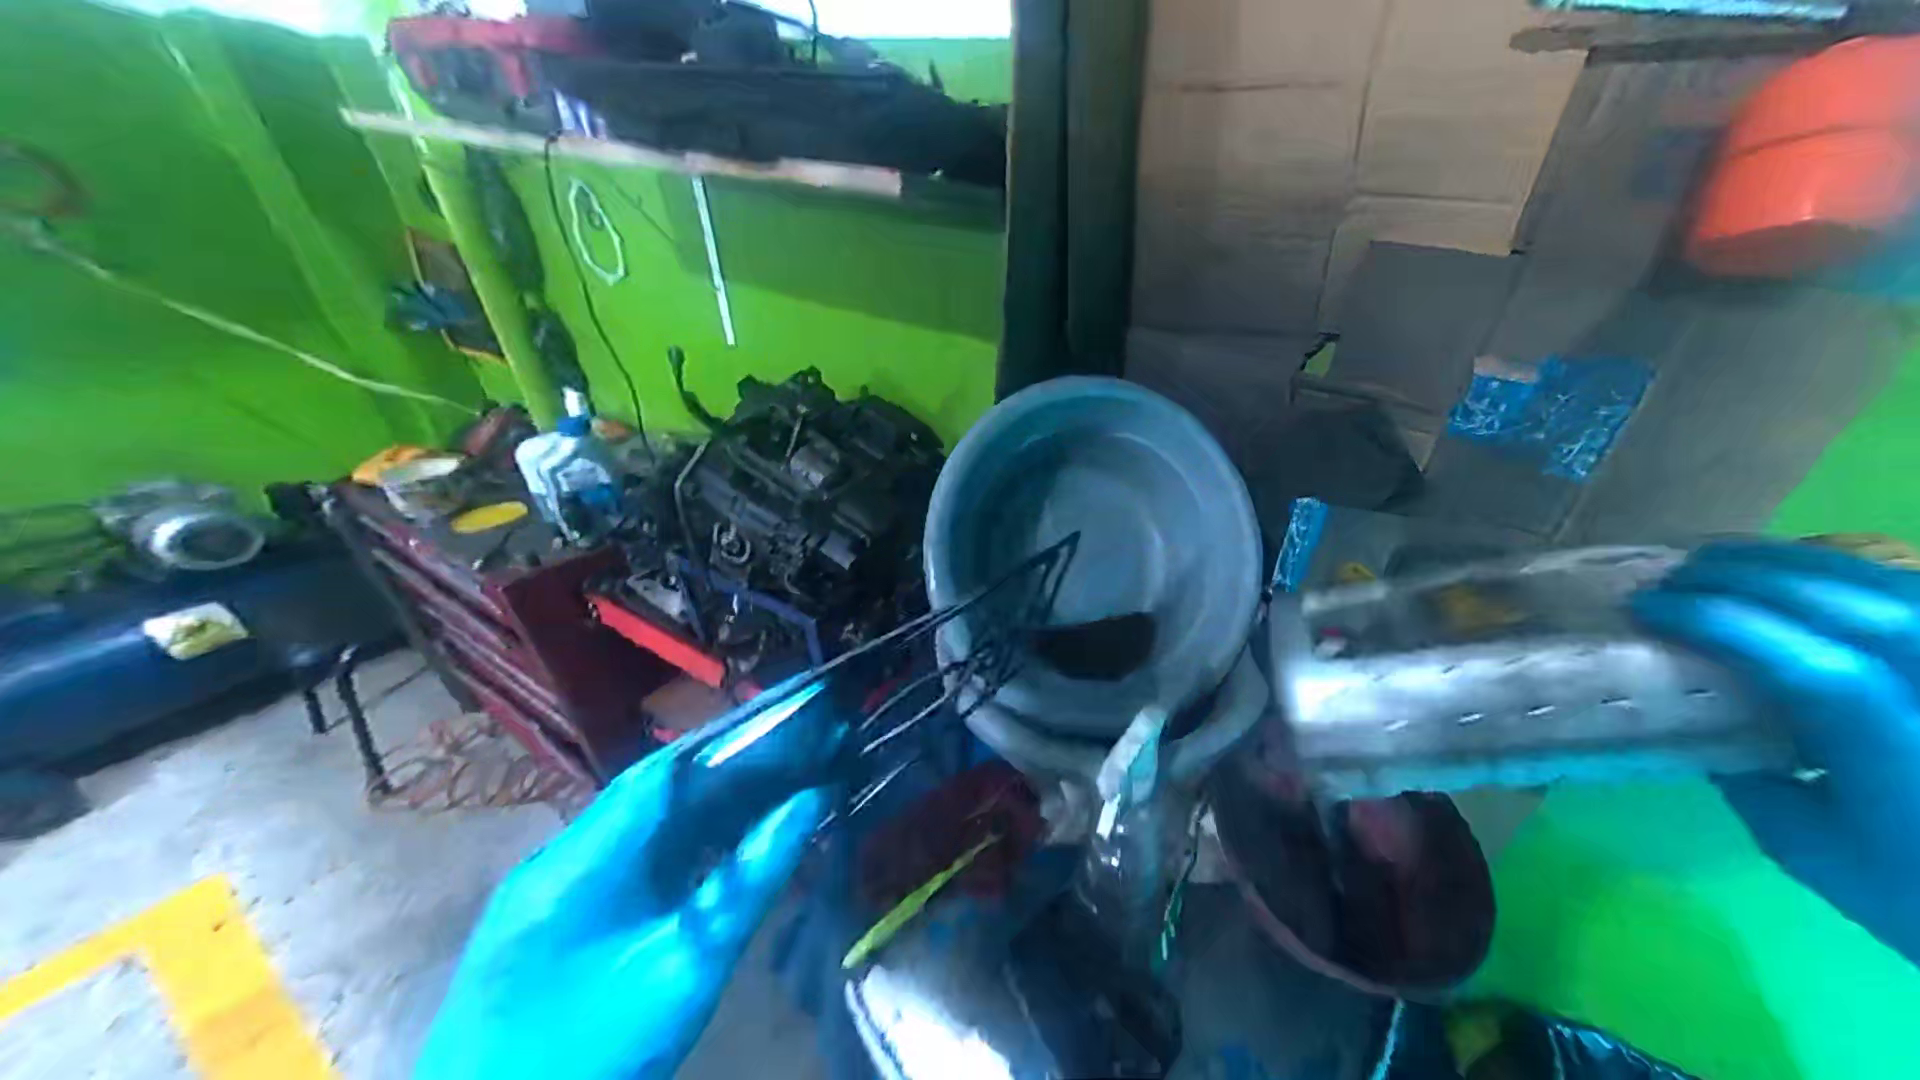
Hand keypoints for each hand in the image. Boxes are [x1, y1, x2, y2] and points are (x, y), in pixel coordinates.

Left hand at [416, 675, 845, 1079]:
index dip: (729, 738)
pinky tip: (732, 832)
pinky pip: (638, 851)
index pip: (664, 773)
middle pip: (660, 789)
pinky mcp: (563, 906)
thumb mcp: (689, 968)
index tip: (788, 716)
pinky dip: (690, 835)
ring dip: (715, 798)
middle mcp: (562, 855)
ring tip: (781, 780)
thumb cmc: (599, 1058)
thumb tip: (810, 802)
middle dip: (733, 766)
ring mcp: (556, 881)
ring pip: (650, 818)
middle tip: (800, 747)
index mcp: (580, 863)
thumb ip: (750, 880)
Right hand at [1633, 540, 1919, 962]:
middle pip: (1861, 609)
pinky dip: (1858, 576)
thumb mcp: (1817, 851)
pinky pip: (1912, 596)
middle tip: (1677, 570)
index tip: (1647, 606)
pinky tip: (1809, 574)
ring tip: (1731, 559)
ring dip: (1804, 563)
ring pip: (1898, 589)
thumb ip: (1755, 778)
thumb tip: (1701, 717)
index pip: (1814, 667)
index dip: (1721, 623)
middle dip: (1754, 577)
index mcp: (1905, 758)